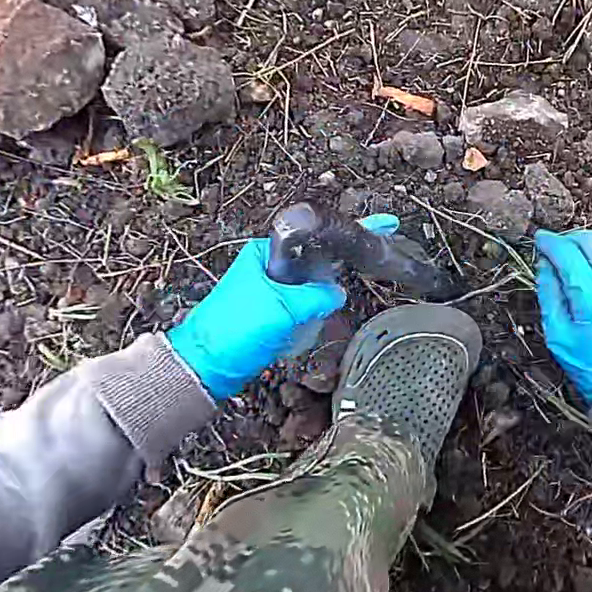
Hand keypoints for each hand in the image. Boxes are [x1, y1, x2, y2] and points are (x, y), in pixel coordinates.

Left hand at [168, 214, 398, 398]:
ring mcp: (270, 289)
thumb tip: (338, 292)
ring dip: (319, 304)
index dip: (353, 231)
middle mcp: (269, 266)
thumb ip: (318, 296)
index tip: (385, 224)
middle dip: (334, 275)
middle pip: (318, 262)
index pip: (316, 236)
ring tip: (309, 320)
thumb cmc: (236, 328)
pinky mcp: (271, 312)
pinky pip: (302, 308)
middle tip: (360, 277)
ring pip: (312, 288)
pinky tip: (309, 328)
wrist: (205, 367)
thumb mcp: (284, 307)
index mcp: (266, 253)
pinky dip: (309, 317)